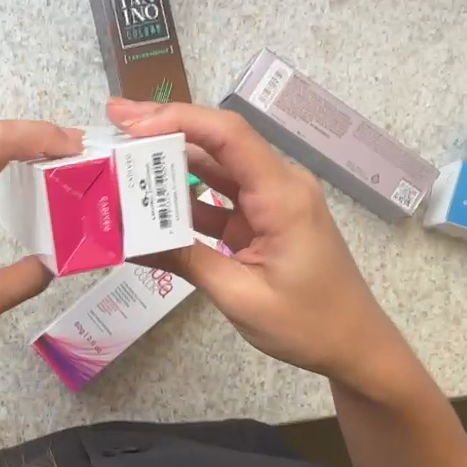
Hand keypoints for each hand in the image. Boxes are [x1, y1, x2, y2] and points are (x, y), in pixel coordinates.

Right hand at [109, 98, 413, 395]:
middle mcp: (278, 185)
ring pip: (214, 168)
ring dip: (169, 164)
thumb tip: (128, 241)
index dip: (177, 121)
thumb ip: (185, 261)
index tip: (130, 124)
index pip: (227, 136)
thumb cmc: (308, 324)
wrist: (354, 345)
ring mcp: (270, 202)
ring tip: (121, 160)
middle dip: (163, 131)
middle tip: (112, 126)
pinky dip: (184, 199)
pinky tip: (149, 202)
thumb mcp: (240, 296)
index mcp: (282, 196)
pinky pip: (218, 198)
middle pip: (217, 143)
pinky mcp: (262, 220)